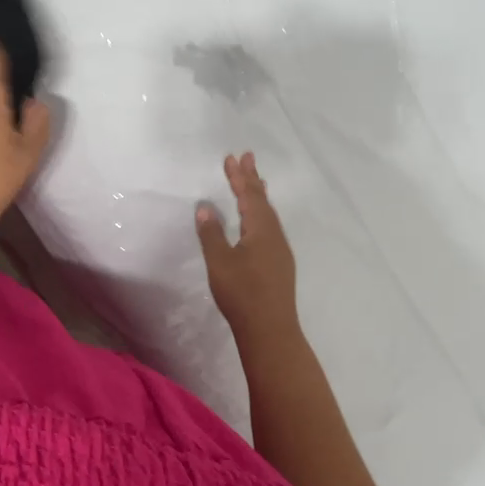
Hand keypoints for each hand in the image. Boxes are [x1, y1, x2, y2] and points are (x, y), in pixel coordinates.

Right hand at [196, 152, 299, 334]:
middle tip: (246, 158)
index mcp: (261, 230)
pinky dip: (261, 214)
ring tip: (254, 182)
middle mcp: (274, 235)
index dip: (240, 176)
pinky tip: (257, 220)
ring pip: (268, 215)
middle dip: (252, 180)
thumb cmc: (241, 293)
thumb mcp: (219, 262)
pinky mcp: (278, 264)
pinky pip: (270, 227)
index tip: (234, 157)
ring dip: (258, 196)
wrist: (269, 328)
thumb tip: (205, 208)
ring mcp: (279, 250)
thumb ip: (211, 234)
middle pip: (262, 201)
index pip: (249, 196)